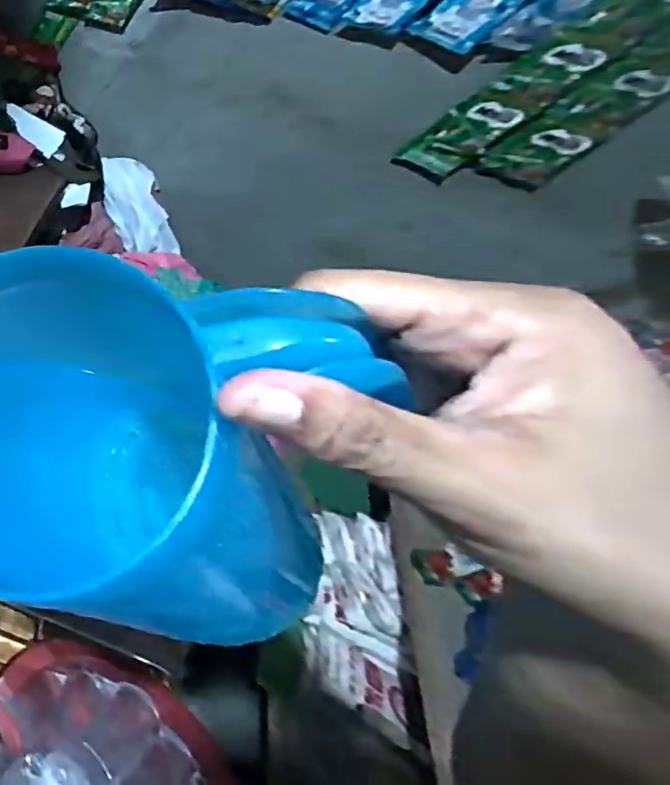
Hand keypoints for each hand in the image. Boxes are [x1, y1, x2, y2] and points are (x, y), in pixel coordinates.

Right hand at [217, 271, 669, 644]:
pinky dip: (345, 400)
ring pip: (360, 345)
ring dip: (319, 384)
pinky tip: (330, 431)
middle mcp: (497, 318)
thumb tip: (231, 392)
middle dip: (301, 361)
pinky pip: (380, 373)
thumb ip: (351, 432)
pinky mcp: (472, 381)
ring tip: (286, 424)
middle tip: (254, 408)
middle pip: (354, 316)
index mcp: (515, 318)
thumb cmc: (603, 543)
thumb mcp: (468, 484)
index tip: (233, 373)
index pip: (356, 292)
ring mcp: (486, 349)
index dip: (286, 327)